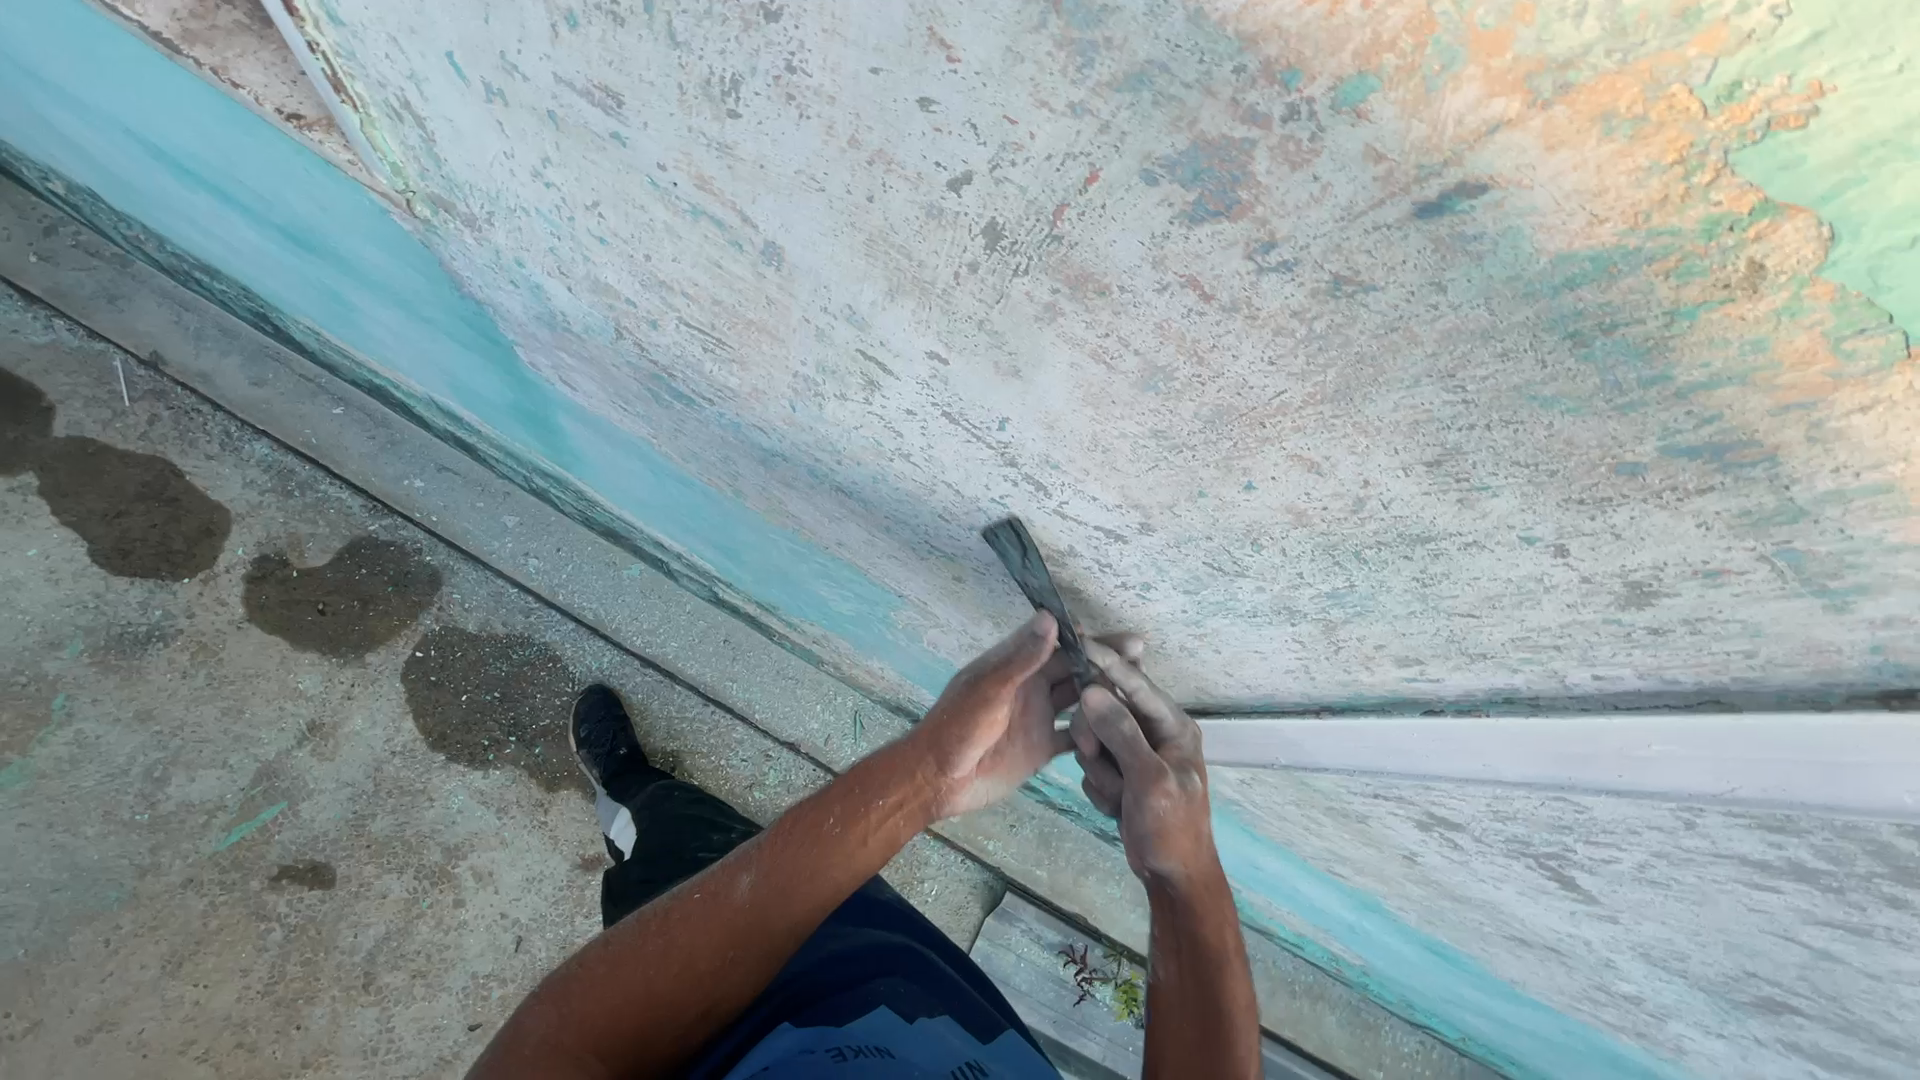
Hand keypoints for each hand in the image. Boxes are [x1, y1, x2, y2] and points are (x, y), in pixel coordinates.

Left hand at [911, 612, 1141, 819]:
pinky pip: (1074, 738)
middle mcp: (1030, 687)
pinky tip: (1121, 737)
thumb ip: (1022, 657)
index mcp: (1015, 666)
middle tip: (1142, 660)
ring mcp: (1037, 718)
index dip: (1089, 639)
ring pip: (1079, 702)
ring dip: (1105, 698)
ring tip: (1141, 697)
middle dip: (1106, 665)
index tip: (1124, 639)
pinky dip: (1095, 735)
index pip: (1058, 643)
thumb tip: (1052, 618)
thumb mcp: (990, 689)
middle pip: (1074, 670)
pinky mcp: (1041, 748)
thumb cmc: (957, 727)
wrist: (938, 779)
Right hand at [1071, 639, 1217, 886]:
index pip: (1135, 683)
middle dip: (1096, 736)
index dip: (1107, 662)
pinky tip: (1116, 806)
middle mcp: (1153, 731)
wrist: (1171, 876)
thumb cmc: (1172, 826)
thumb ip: (1120, 732)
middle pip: (1105, 709)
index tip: (1079, 641)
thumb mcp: (1148, 779)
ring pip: (1092, 737)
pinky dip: (1098, 785)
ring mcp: (1134, 752)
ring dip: (1099, 769)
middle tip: (1094, 754)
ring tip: (1118, 794)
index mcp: (1172, 724)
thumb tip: (1091, 691)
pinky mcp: (1119, 772)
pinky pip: (1090, 763)